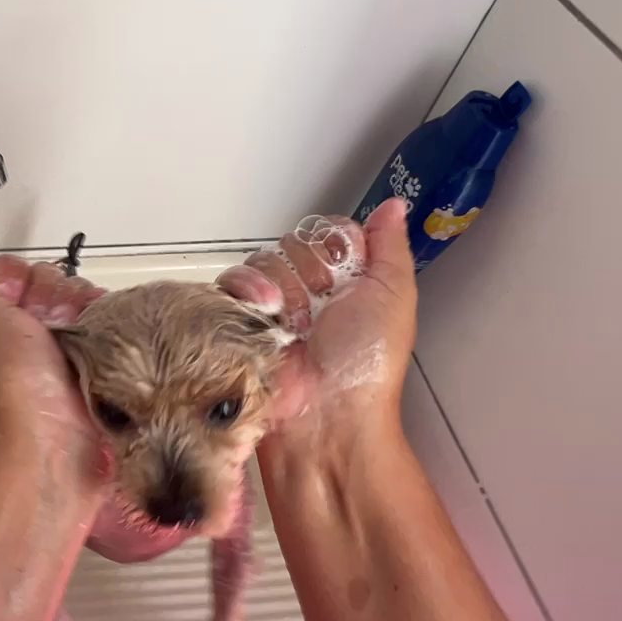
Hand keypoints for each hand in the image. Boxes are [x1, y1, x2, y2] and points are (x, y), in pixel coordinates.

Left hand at [0, 247, 109, 488]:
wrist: (50, 442)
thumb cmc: (12, 379)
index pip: (19, 274)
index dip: (24, 276)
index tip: (24, 295)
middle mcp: (31, 335)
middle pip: (54, 284)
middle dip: (59, 292)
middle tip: (56, 320)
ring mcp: (66, 350)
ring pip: (83, 301)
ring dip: (86, 305)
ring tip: (83, 327)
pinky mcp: (99, 364)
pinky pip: (108, 324)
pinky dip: (109, 320)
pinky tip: (107, 328)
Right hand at [217, 199, 417, 454]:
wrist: (323, 416)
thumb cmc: (365, 361)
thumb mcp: (393, 298)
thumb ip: (390, 249)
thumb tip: (393, 204)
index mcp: (343, 285)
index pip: (326, 234)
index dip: (331, 245)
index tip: (342, 270)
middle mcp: (305, 293)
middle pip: (290, 245)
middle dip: (304, 269)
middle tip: (319, 305)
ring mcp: (268, 308)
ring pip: (260, 262)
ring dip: (278, 284)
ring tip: (290, 318)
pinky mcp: (234, 321)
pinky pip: (228, 284)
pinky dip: (244, 291)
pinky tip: (262, 311)